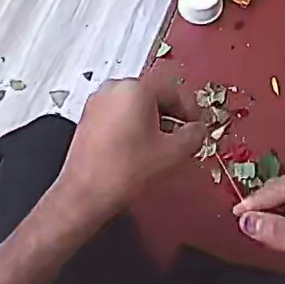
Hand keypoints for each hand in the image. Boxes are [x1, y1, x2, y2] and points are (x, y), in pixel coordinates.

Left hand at [54, 80, 205, 219]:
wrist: (86, 195)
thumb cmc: (123, 171)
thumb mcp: (173, 153)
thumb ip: (194, 135)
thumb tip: (198, 130)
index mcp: (136, 89)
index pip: (173, 92)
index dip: (190, 112)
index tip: (196, 126)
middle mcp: (114, 89)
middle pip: (153, 97)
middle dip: (171, 117)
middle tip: (181, 137)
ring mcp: (98, 102)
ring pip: (135, 106)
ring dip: (152, 123)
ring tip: (161, 146)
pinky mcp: (88, 118)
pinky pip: (119, 115)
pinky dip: (133, 127)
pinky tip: (139, 149)